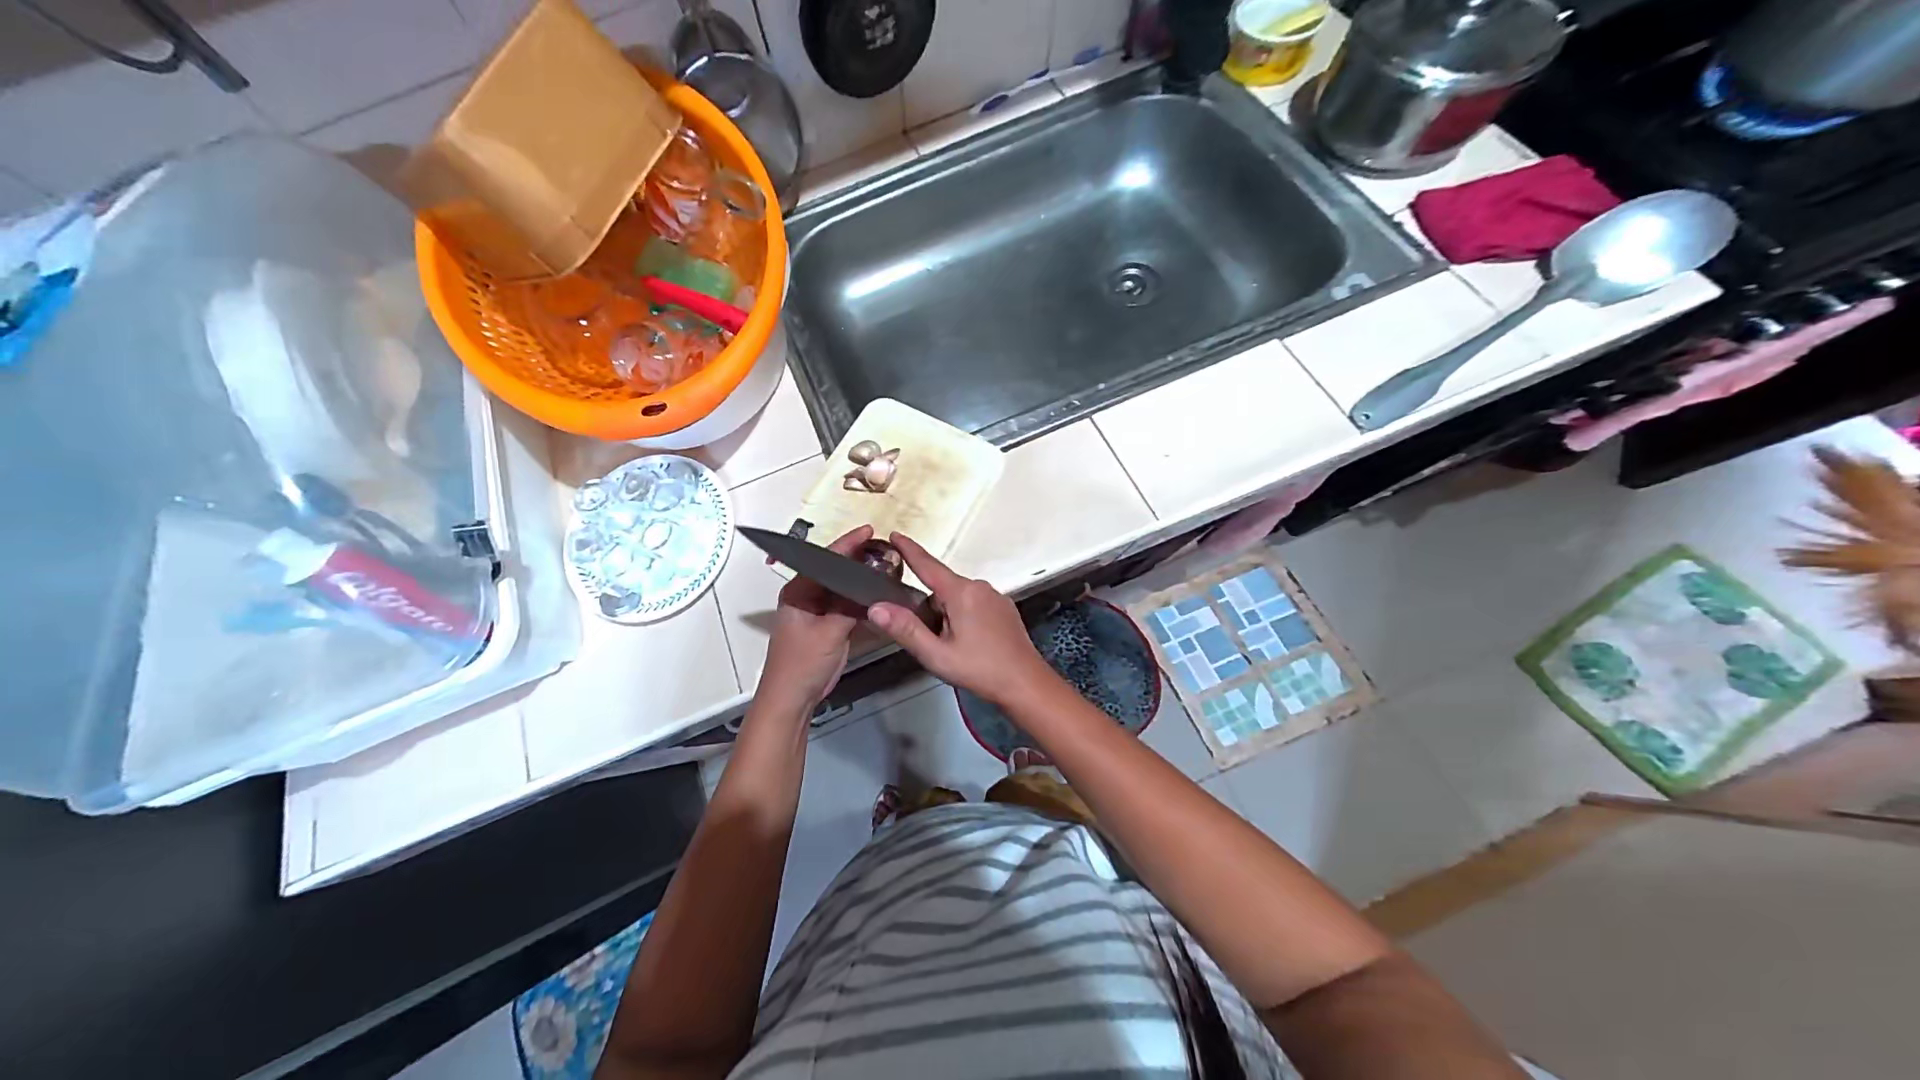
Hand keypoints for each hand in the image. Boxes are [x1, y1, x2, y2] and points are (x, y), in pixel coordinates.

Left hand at [758, 524, 872, 714]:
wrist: (792, 699)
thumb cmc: (802, 664)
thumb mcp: (829, 632)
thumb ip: (850, 606)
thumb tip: (871, 584)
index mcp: (798, 592)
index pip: (825, 560)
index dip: (847, 544)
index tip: (868, 531)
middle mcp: (806, 597)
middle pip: (835, 572)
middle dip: (858, 561)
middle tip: (884, 550)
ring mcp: (817, 613)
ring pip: (842, 590)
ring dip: (861, 582)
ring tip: (887, 569)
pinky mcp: (827, 627)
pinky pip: (846, 607)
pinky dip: (861, 601)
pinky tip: (880, 597)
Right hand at [866, 533, 1055, 706]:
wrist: (1025, 683)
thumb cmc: (980, 669)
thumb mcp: (936, 654)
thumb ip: (905, 629)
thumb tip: (876, 608)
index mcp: (961, 593)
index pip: (928, 564)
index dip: (909, 550)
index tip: (894, 535)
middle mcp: (980, 587)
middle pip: (941, 588)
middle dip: (929, 608)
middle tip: (929, 640)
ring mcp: (995, 597)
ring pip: (958, 598)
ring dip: (947, 616)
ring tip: (950, 648)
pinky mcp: (1003, 609)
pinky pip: (974, 605)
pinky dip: (963, 618)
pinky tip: (968, 644)